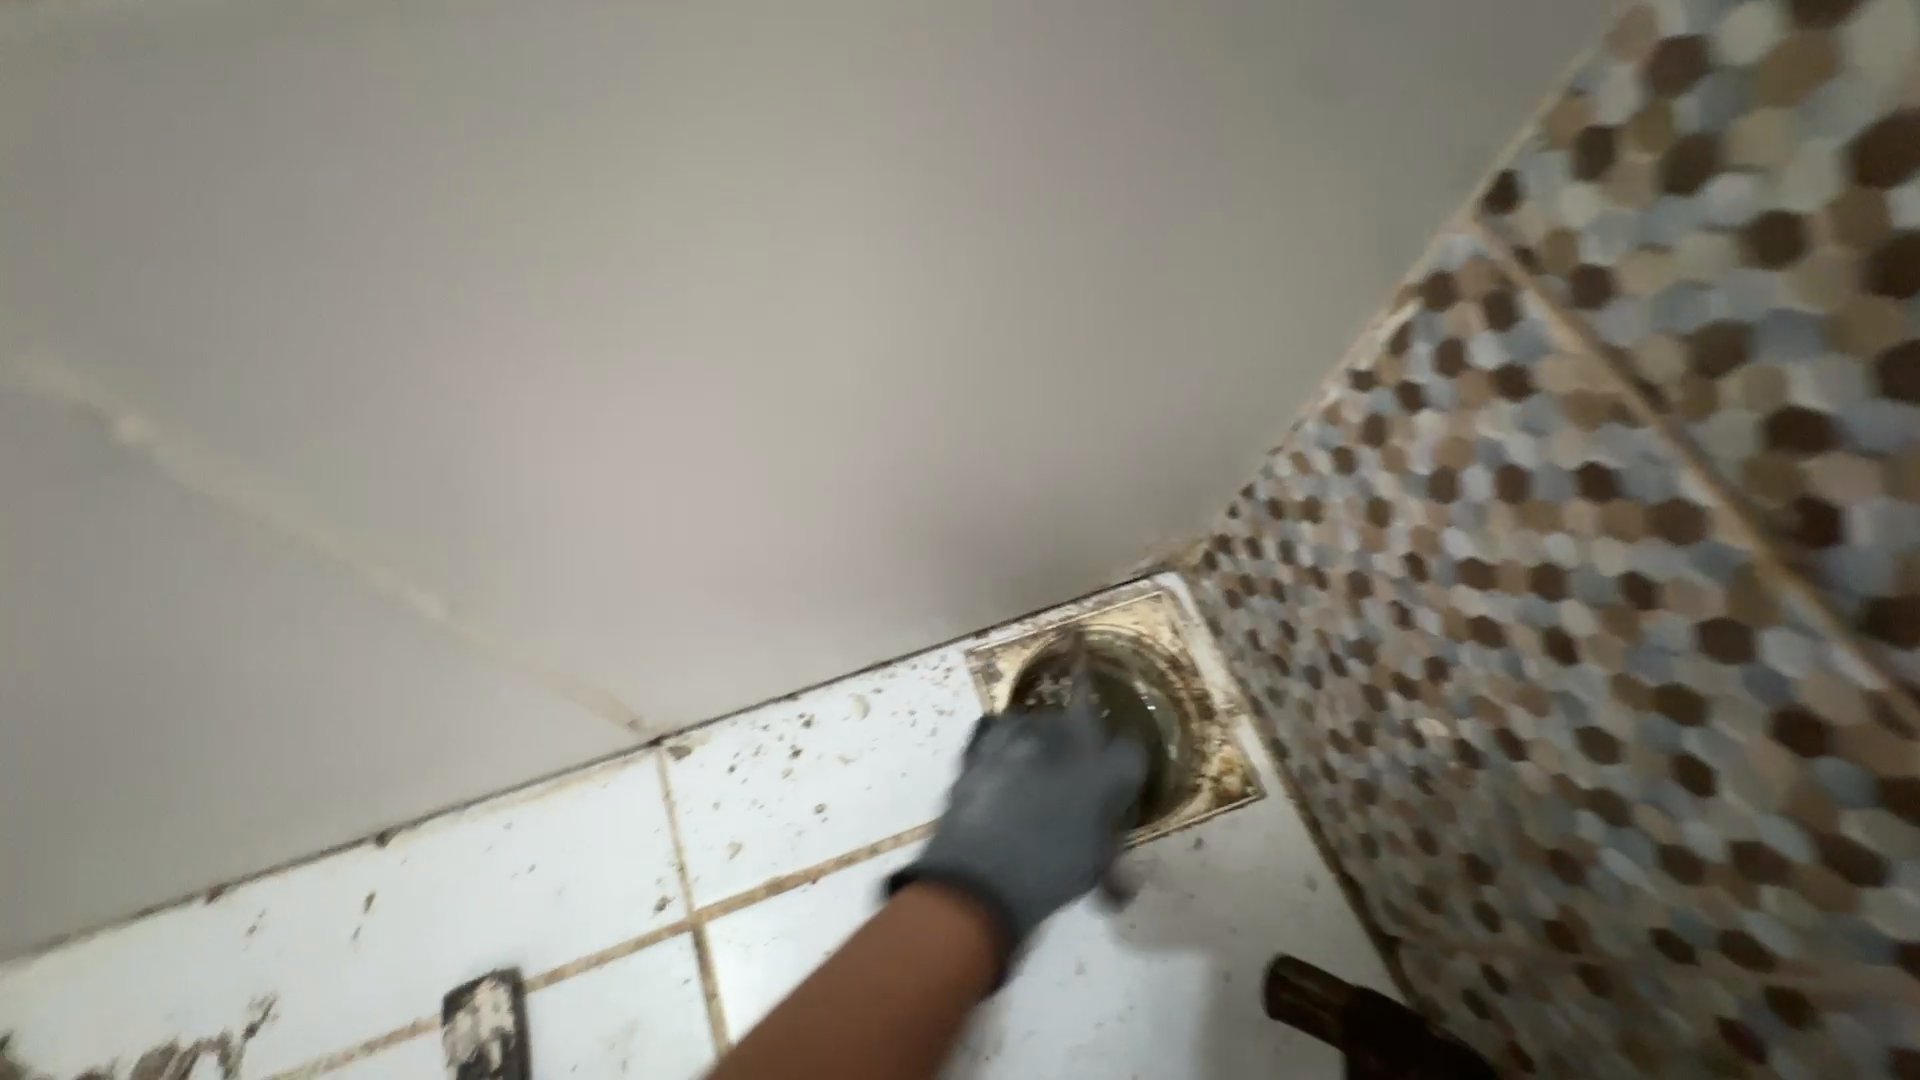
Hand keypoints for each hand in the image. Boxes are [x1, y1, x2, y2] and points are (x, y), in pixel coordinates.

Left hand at [887, 684, 1148, 982]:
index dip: (1126, 762)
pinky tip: (1006, 762)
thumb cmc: (1044, 880)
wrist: (974, 880)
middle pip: (1086, 712)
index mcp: (1101, 774)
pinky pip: (1004, 728)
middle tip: (1080, 758)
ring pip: (1043, 717)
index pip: (1131, 748)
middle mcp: (1064, 742)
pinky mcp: (983, 742)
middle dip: (1088, 731)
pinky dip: (1010, 740)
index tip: (1119, 776)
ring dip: (1047, 735)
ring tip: (1040, 762)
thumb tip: (1112, 825)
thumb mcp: (1094, 862)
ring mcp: (1019, 736)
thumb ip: (1109, 830)